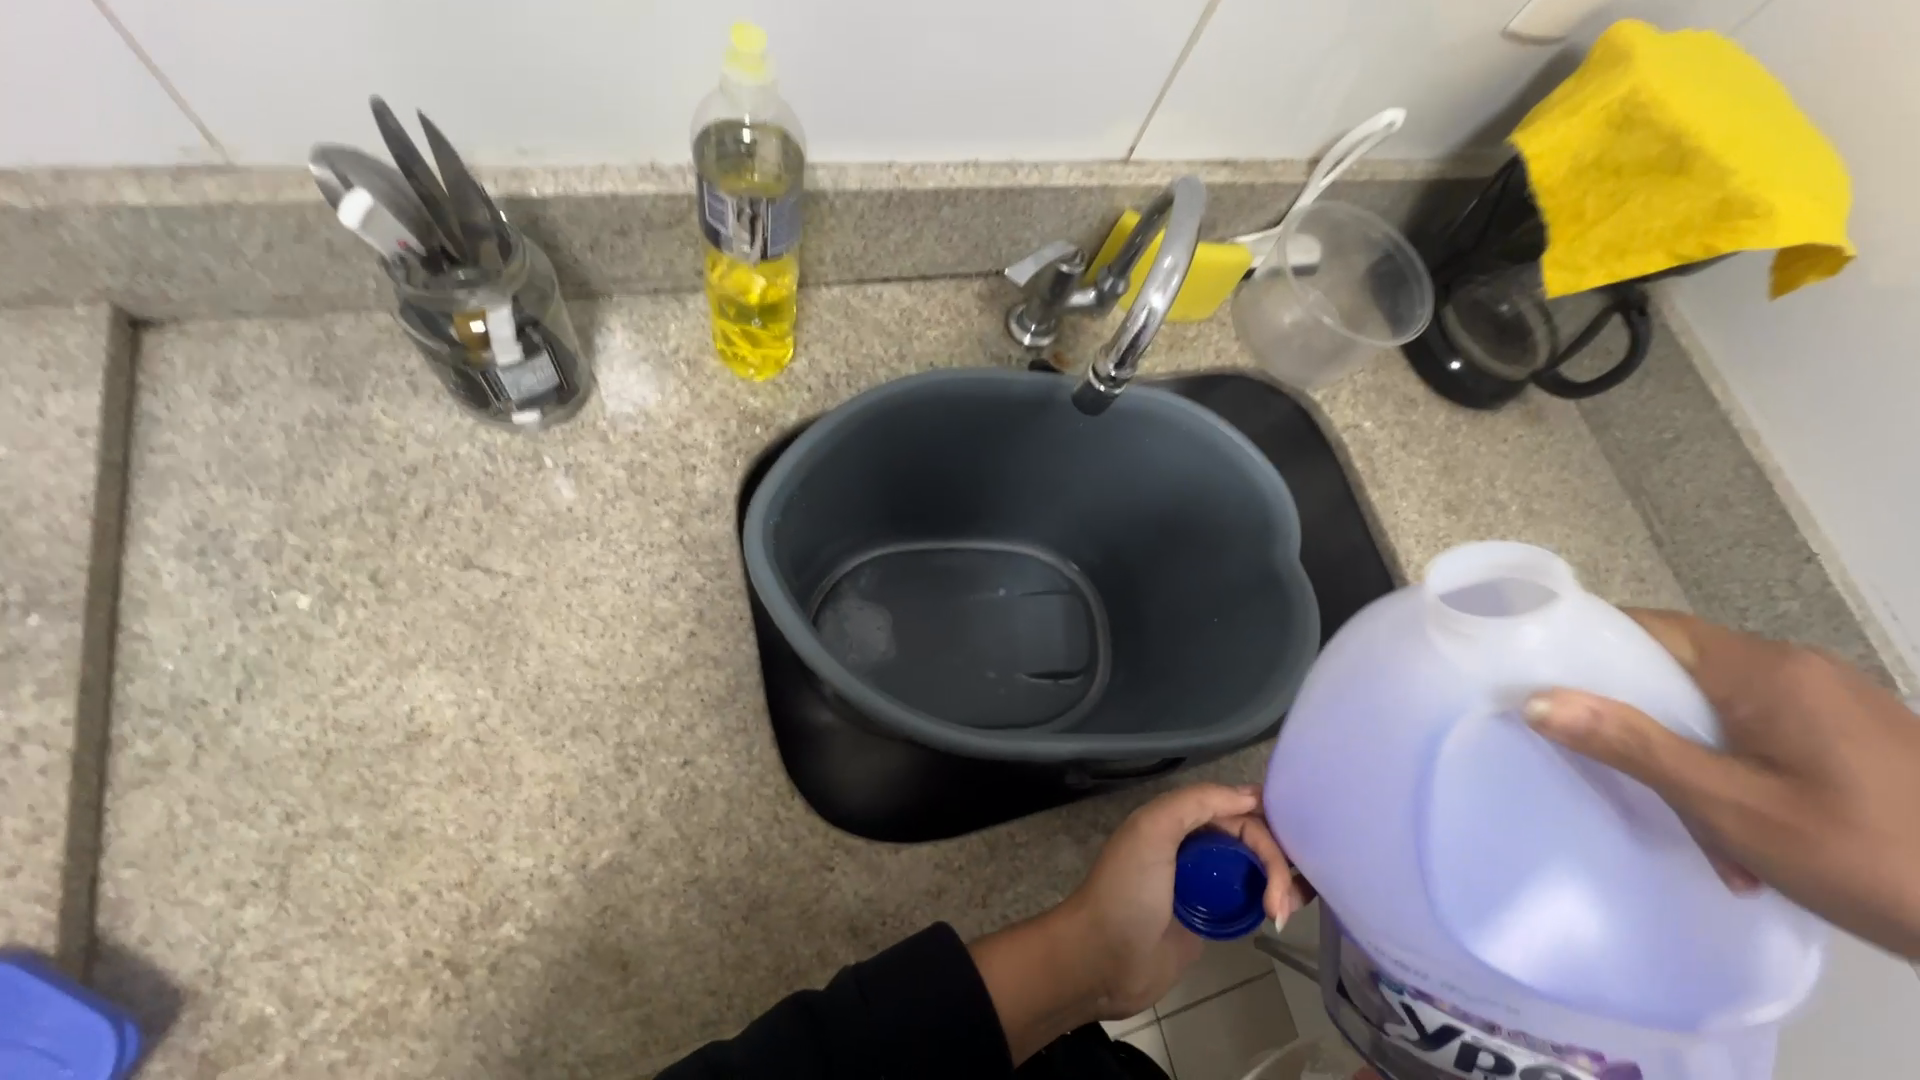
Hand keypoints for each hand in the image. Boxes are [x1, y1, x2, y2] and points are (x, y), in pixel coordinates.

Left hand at [969, 784, 1300, 1061]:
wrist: (1102, 960)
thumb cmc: (1126, 891)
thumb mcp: (1152, 831)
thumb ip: (1196, 802)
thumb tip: (1251, 795)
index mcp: (1176, 819)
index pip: (1235, 808)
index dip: (1266, 822)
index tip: (1294, 847)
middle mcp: (1192, 844)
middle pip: (1250, 838)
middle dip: (1276, 861)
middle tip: (1282, 899)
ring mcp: (1203, 882)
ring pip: (1254, 868)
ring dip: (1280, 883)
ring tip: (1284, 912)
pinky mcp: (1212, 917)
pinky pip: (1249, 899)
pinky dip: (1273, 900)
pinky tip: (1286, 913)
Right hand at [1524, 609, 1919, 956]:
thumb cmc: (1871, 858)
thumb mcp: (1732, 807)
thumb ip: (1632, 746)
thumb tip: (1535, 699)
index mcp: (1768, 670)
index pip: (1649, 629)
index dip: (1587, 648)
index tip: (1538, 685)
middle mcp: (1799, 668)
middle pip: (1679, 672)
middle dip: (1641, 725)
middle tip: (1622, 782)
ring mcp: (1832, 701)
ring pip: (1717, 709)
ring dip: (1689, 759)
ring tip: (1702, 830)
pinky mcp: (1854, 734)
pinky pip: (1761, 732)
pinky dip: (1733, 771)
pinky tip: (1748, 833)